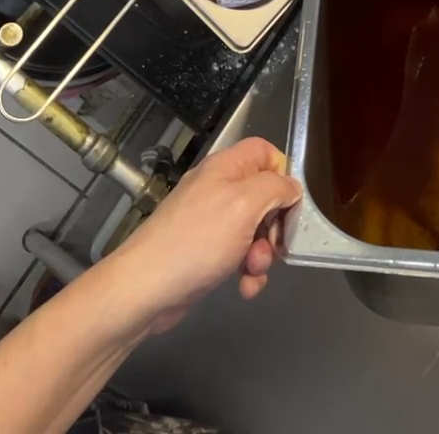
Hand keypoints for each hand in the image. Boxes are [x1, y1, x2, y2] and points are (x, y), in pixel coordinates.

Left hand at [96, 137, 300, 334]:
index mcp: (225, 167)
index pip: (264, 152)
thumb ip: (274, 188)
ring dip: (262, 254)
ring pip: (255, 230)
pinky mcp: (206, 252)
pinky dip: (247, 272)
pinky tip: (244, 287)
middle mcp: (218, 189)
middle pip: (264, 195)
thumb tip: (291, 186)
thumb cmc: (197, 240)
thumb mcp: (244, 205)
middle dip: (275, 224)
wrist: (148, 287)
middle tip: (274, 245)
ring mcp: (211, 222)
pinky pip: (240, 256)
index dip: (282, 173)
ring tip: (252, 271)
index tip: (290, 203)